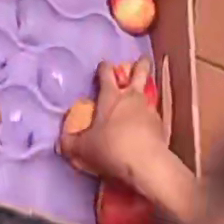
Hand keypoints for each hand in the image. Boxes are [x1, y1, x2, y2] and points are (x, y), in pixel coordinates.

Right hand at [59, 60, 171, 190]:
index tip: (103, 67)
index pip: (106, 70)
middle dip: (140, 64)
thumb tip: (61, 142)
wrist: (147, 164)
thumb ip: (71, 143)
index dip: (104, 66)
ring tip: (145, 93)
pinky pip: (156, 114)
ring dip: (147, 89)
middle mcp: (131, 96)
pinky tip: (150, 124)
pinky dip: (153, 115)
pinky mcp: (162, 125)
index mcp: (110, 95)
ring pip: (149, 90)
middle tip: (141, 60)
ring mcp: (149, 108)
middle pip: (139, 71)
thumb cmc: (111, 147)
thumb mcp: (85, 148)